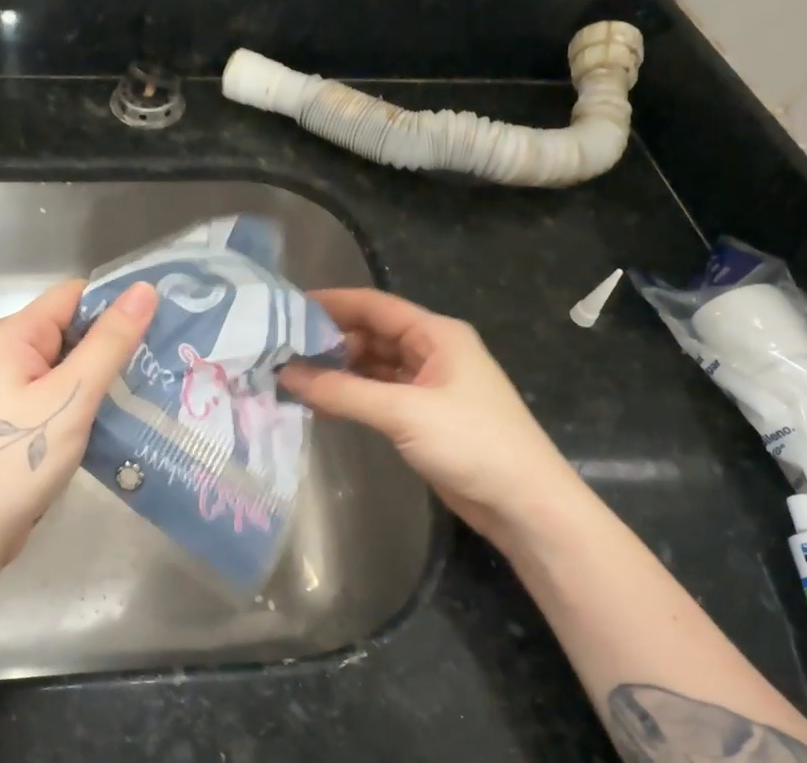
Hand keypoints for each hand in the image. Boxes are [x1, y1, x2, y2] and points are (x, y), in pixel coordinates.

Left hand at [0, 278, 156, 564]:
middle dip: (115, 343)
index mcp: (13, 335)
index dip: (117, 304)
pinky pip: (58, 397)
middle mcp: (6, 354)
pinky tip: (119, 419)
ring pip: (68, 367)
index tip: (164, 321)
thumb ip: (110, 342)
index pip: (74, 295)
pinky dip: (86, 403)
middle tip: (165, 361)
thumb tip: (145, 289)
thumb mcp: (72, 396)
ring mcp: (7, 390)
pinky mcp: (13, 423)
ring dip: (104, 377)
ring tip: (153, 389)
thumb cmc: (14, 459)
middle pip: (72, 330)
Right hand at [280, 288, 579, 551]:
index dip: (332, 303)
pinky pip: (380, 394)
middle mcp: (432, 352)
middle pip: (372, 334)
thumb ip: (343, 392)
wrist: (525, 503)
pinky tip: (321, 403)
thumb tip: (287, 373)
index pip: (375, 306)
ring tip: (291, 374)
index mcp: (436, 334)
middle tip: (280, 348)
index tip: (287, 307)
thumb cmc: (472, 442)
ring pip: (374, 366)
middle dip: (330, 339)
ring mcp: (429, 385)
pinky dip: (353, 396)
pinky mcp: (424, 417)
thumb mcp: (404, 413)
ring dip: (339, 369)